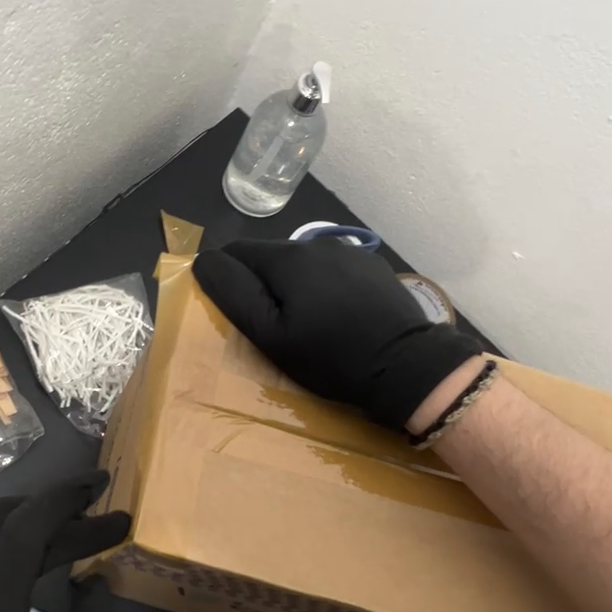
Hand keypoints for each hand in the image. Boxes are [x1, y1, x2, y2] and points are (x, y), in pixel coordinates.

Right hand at [193, 239, 484, 429]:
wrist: (407, 368)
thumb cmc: (331, 358)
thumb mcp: (271, 336)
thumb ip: (234, 294)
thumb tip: (204, 259)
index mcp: (287, 257)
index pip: (236, 252)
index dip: (228, 280)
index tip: (238, 314)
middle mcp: (317, 243)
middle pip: (270, 257)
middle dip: (263, 285)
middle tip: (273, 329)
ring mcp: (350, 253)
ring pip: (302, 264)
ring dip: (294, 287)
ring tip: (307, 325)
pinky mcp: (373, 268)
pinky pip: (332, 272)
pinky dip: (325, 288)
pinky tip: (337, 317)